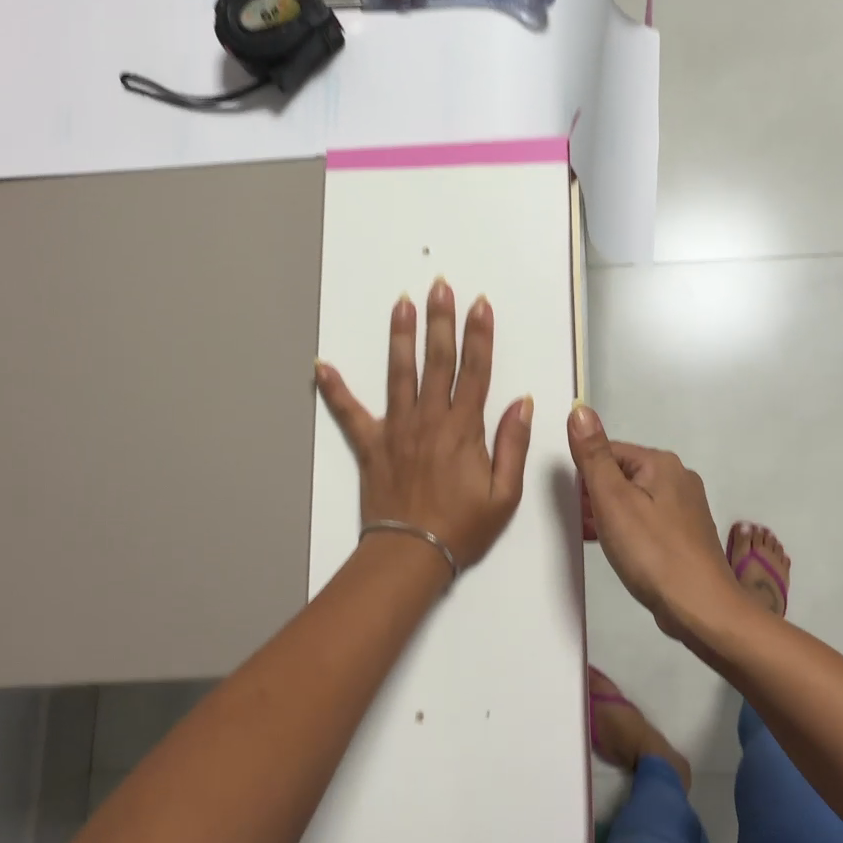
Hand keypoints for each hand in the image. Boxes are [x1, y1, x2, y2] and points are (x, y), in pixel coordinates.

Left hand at [315, 279, 534, 573]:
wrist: (412, 555)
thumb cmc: (462, 527)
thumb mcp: (504, 494)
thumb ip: (514, 444)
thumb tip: (522, 402)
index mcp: (464, 429)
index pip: (475, 371)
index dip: (480, 335)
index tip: (481, 305)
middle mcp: (430, 419)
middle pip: (437, 360)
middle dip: (441, 320)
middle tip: (440, 288)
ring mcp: (397, 429)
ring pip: (399, 373)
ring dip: (401, 336)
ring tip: (401, 303)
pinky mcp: (370, 445)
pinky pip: (348, 413)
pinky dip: (334, 390)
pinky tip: (321, 366)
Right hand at [568, 405, 740, 640]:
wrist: (701, 608)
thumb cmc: (652, 551)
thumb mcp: (613, 500)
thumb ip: (593, 456)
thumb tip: (579, 409)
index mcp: (661, 462)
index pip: (608, 451)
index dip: (584, 474)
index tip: (572, 503)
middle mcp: (678, 477)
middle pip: (622, 474)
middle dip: (596, 496)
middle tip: (582, 525)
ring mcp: (685, 507)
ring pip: (634, 499)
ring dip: (610, 515)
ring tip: (596, 539)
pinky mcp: (686, 534)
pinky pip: (647, 521)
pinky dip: (628, 530)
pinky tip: (619, 551)